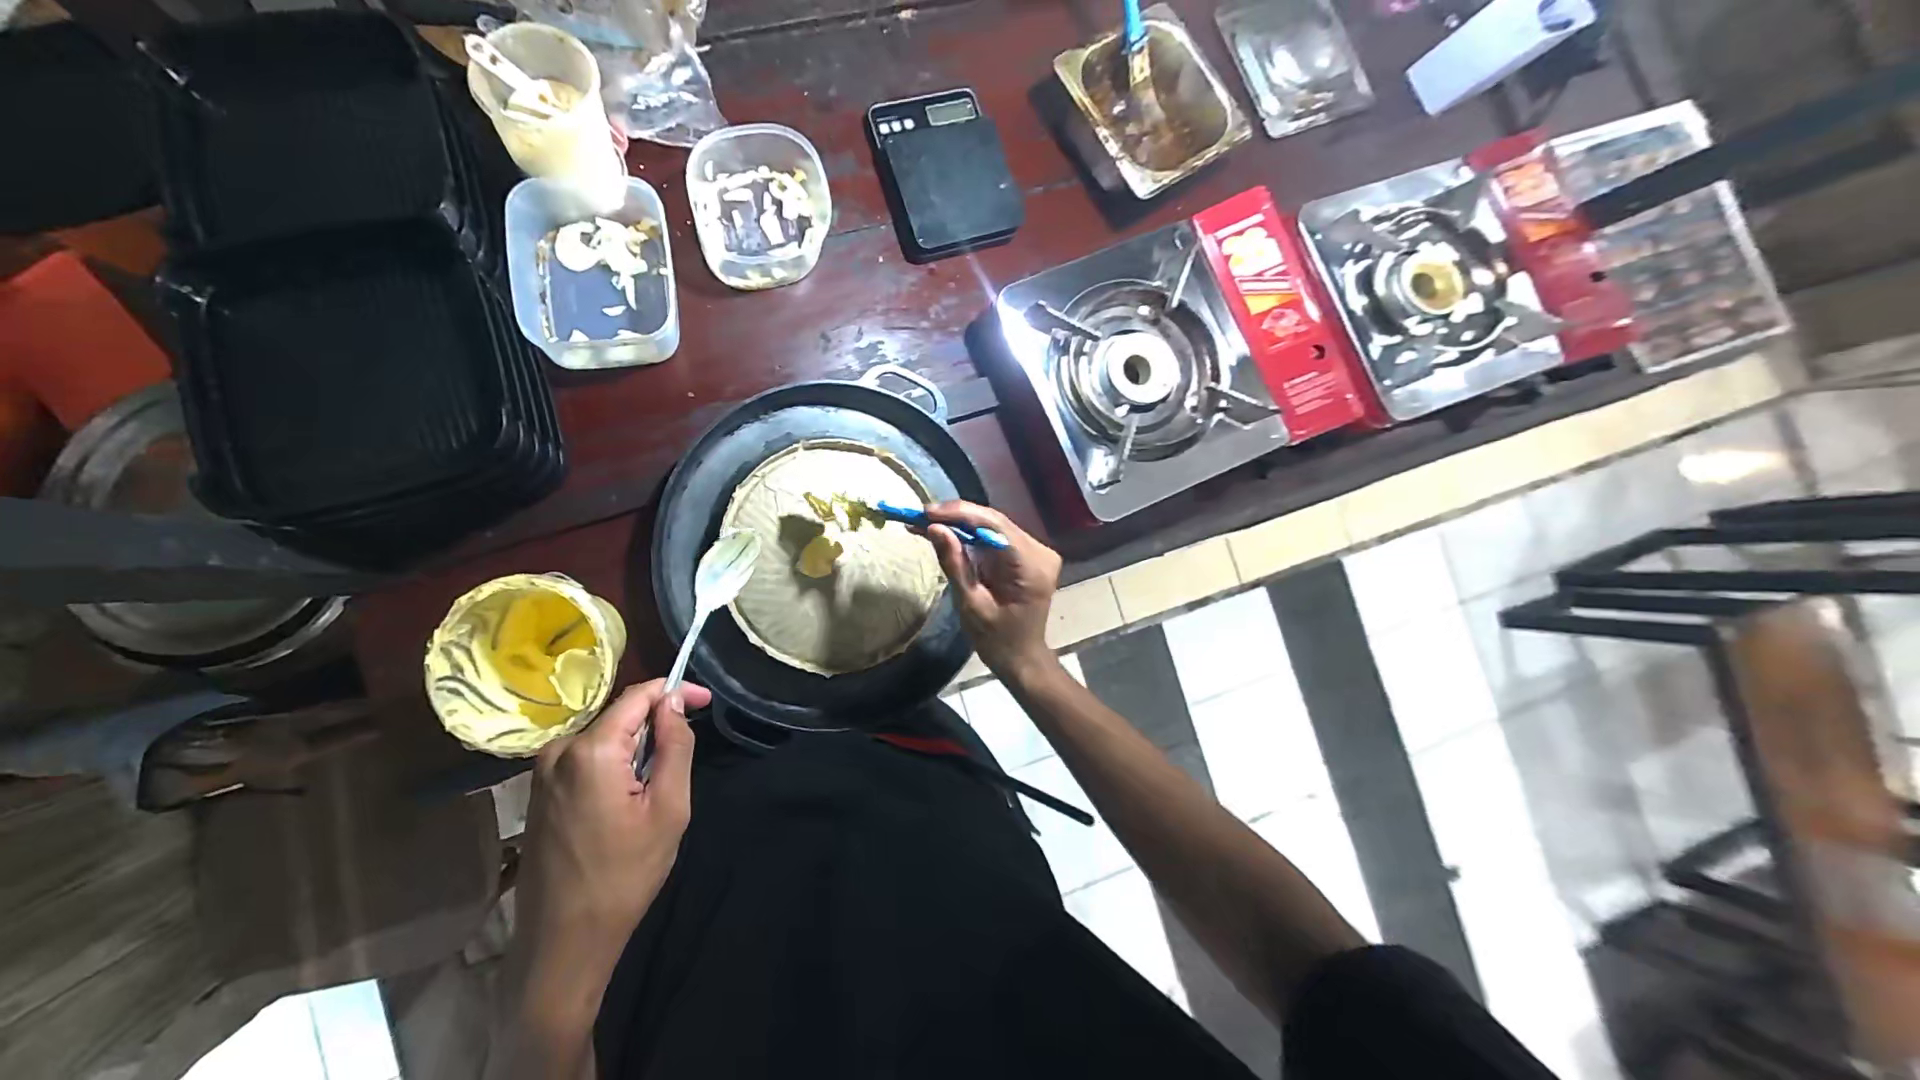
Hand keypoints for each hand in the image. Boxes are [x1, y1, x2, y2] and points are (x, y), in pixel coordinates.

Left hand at [519, 678, 713, 950]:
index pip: (638, 697)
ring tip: (657, 785)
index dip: (676, 691)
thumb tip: (675, 701)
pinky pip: (585, 759)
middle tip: (684, 755)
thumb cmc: (625, 874)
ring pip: (604, 738)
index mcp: (590, 751)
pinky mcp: (538, 792)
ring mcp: (541, 772)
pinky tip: (627, 798)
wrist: (564, 939)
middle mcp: (557, 751)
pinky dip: (614, 764)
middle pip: (620, 716)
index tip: (707, 700)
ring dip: (635, 748)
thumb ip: (675, 746)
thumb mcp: (669, 807)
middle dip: (656, 724)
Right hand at [923, 500, 1061, 679]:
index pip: (995, 527)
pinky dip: (967, 534)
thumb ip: (955, 564)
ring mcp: (1034, 551)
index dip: (959, 514)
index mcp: (1032, 566)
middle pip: (993, 522)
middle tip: (918, 514)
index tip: (926, 512)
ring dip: (958, 523)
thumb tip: (934, 528)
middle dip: (955, 516)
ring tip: (923, 521)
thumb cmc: (998, 640)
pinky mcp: (1024, 554)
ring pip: (991, 526)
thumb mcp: (971, 605)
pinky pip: (993, 536)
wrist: (1021, 658)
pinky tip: (942, 530)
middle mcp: (1039, 552)